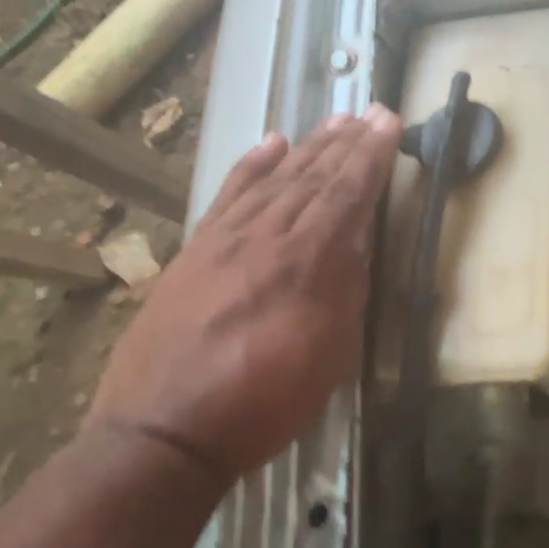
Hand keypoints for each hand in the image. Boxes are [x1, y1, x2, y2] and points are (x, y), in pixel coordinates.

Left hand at [88, 105, 400, 482]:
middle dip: (347, 142)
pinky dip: (252, 167)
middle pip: (313, 178)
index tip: (389, 120)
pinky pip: (227, 197)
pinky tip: (272, 143)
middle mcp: (266, 239)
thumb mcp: (331, 352)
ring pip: (275, 180)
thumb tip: (356, 241)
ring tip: (335, 120)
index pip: (347, 193)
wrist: (159, 437)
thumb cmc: (263, 402)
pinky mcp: (192, 254)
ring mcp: (223, 242)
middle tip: (370, 111)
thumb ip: (347, 287)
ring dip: (309, 146)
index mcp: (307, 262)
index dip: (371, 155)